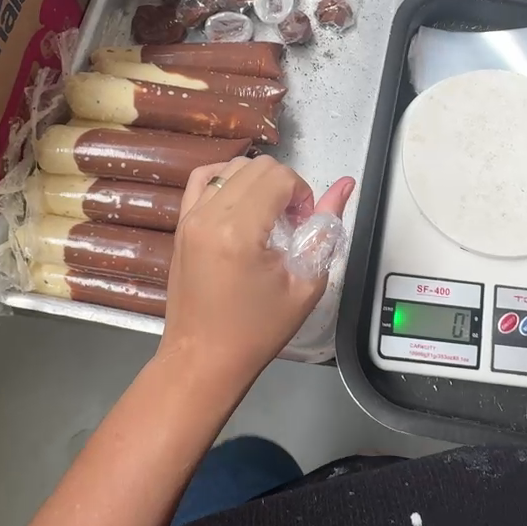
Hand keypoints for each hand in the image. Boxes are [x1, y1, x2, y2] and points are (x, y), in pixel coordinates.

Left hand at [160, 156, 354, 382]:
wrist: (203, 359)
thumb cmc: (257, 330)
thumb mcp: (305, 283)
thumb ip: (326, 230)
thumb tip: (345, 185)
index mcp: (239, 231)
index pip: (281, 178)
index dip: (304, 195)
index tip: (305, 226)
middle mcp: (209, 215)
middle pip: (259, 166)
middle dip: (285, 186)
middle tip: (292, 224)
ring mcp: (190, 217)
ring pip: (233, 167)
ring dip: (259, 182)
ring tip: (268, 217)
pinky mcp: (181, 224)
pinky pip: (202, 179)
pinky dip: (226, 179)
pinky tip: (241, 202)